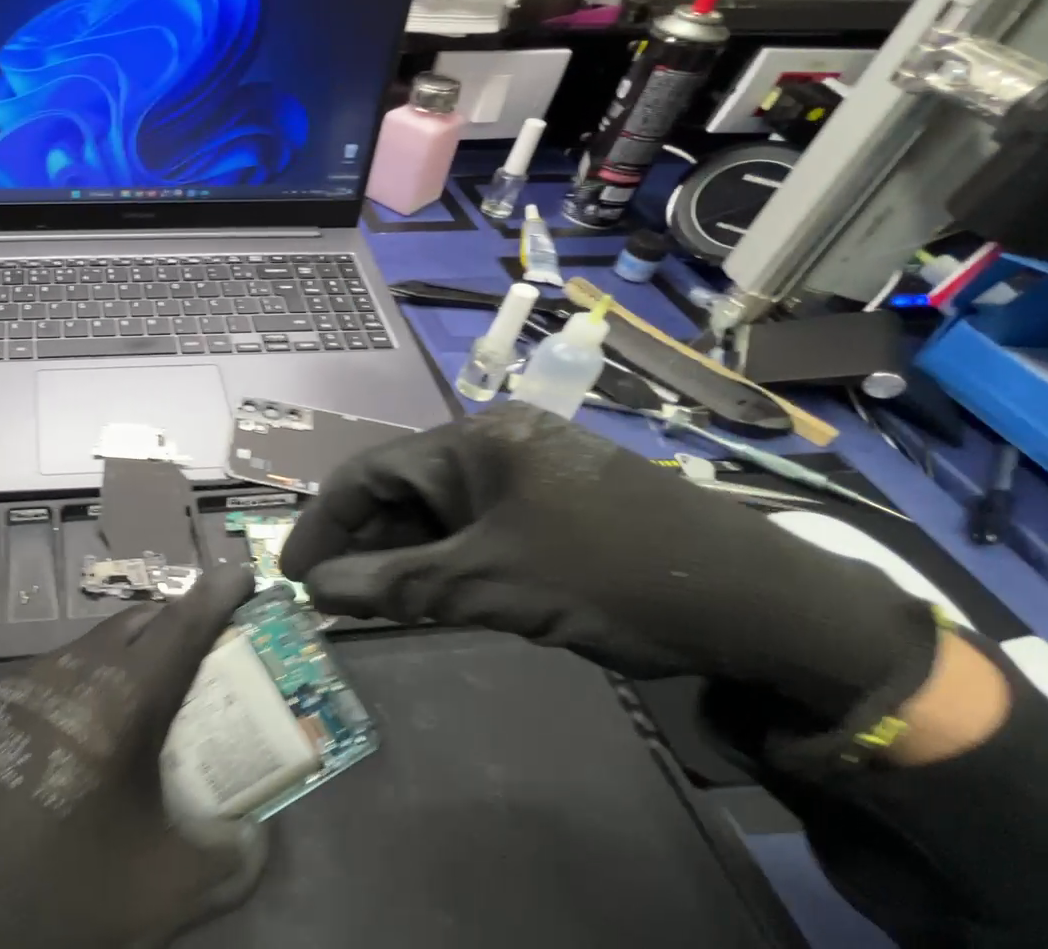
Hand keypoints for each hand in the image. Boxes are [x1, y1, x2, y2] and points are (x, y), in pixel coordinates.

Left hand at [0, 564, 266, 948]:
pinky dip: (71, 689)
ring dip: (118, 662)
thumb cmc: (54, 889)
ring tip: (132, 707)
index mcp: (116, 699)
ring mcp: (12, 680)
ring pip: (83, 650)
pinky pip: (40, 677)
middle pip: (131, 626)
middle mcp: (64, 670)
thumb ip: (225, 860)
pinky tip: (65, 740)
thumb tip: (253, 838)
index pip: (180, 625)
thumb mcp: (159, 891)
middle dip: (170, 626)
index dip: (216, 595)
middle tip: (197, 654)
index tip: (239, 573)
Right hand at [280, 403, 938, 720]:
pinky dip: (445, 564)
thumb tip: (315, 590)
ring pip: (438, 516)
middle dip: (361, 545)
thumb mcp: (487, 584)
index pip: (370, 472)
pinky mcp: (553, 510)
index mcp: (475, 441)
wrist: (756, 603)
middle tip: (329, 599)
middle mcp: (495, 447)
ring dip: (400, 559)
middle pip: (401, 492)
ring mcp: (528, 478)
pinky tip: (427, 598)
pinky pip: (476, 532)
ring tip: (369, 605)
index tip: (292, 573)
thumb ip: (392, 586)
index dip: (323, 523)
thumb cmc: (609, 575)